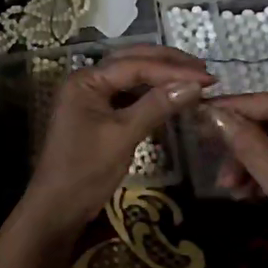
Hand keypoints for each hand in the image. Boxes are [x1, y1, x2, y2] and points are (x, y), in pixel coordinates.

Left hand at [21, 46, 211, 234]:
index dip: (173, 69)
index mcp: (85, 81)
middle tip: (204, 69)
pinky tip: (172, 98)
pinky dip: (151, 95)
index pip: (134, 65)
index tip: (209, 77)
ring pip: (130, 78)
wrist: (58, 205)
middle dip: (167, 64)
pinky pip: (128, 96)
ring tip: (194, 80)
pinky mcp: (98, 115)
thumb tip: (195, 84)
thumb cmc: (86, 168)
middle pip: (131, 62)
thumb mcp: (123, 135)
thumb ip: (157, 106)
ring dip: (161, 77)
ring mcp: (91, 99)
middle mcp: (86, 82)